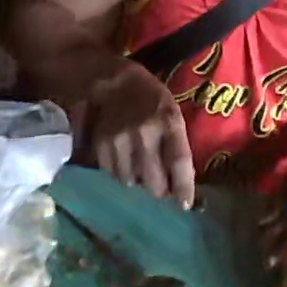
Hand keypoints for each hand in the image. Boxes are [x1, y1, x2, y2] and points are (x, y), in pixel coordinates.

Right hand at [67, 56, 194, 207]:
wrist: (113, 79)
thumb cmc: (150, 96)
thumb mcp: (171, 111)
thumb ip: (175, 142)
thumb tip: (178, 179)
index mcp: (169, 122)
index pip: (179, 162)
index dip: (183, 187)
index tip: (185, 206)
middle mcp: (145, 133)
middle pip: (153, 180)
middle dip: (160, 192)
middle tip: (162, 193)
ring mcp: (120, 140)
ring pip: (131, 181)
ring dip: (138, 184)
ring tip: (142, 178)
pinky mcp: (100, 145)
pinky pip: (112, 174)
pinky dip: (120, 176)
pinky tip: (124, 169)